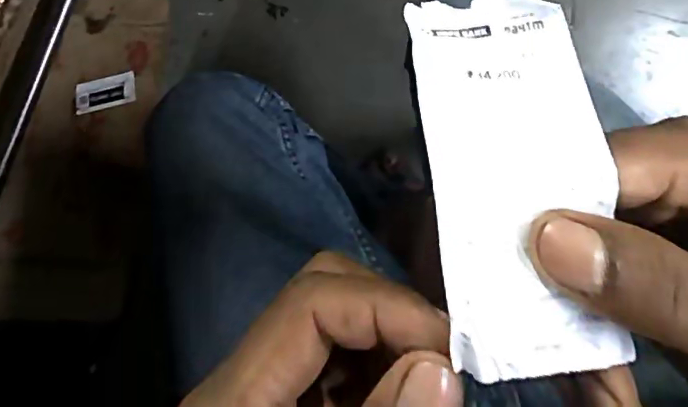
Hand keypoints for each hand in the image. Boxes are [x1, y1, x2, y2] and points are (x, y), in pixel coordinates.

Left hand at [183, 251, 462, 406]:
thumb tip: (441, 365)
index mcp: (237, 383)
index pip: (312, 296)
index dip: (385, 305)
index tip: (450, 348)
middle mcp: (244, 371)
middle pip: (319, 292)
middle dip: (389, 313)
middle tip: (446, 364)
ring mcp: (260, 386)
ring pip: (329, 328)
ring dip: (388, 343)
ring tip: (433, 377)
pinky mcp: (277, 401)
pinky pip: (330, 367)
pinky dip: (374, 374)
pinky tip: (402, 393)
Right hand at [529, 118, 687, 406]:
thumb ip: (665, 288)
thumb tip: (546, 236)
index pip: (592, 166)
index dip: (552, 215)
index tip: (521, 278)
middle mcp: (659, 168)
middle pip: (568, 202)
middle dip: (558, 279)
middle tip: (564, 356)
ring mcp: (643, 211)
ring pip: (561, 244)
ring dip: (568, 316)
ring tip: (600, 389)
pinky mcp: (632, 255)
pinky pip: (577, 277)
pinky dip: (580, 330)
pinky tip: (606, 381)